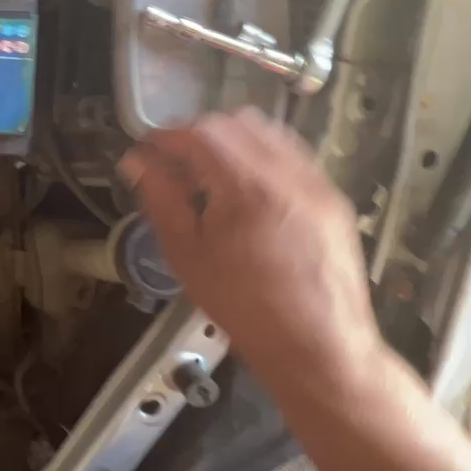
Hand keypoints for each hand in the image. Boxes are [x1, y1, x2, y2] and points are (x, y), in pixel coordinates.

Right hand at [118, 108, 384, 398]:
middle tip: (174, 163)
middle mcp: (287, 174)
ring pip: (267, 131)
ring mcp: (316, 183)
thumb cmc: (241, 304)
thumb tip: (137, 161)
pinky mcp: (332, 198)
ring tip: (209, 173)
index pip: (199, 133)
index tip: (146, 151)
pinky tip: (245, 188)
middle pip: (233, 123)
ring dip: (230, 140)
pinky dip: (260, 155)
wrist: (318, 347)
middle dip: (196, 134)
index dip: (165, 136)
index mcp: (246, 187)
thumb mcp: (185, 253)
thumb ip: (160, 198)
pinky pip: (291, 154)